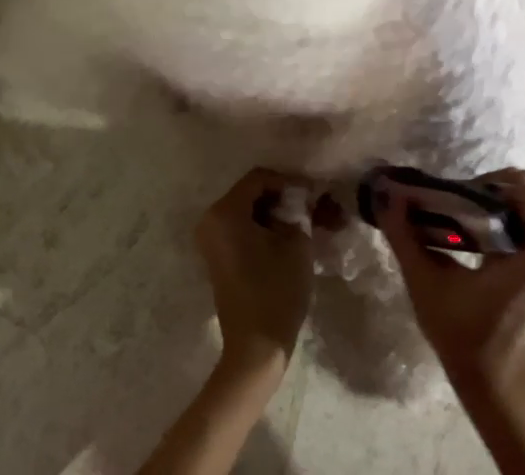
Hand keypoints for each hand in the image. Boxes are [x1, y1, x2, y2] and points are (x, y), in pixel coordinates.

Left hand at [194, 168, 315, 375]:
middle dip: (283, 198)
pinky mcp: (217, 256)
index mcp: (225, 212)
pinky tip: (288, 239)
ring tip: (306, 224)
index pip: (259, 179)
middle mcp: (210, 220)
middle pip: (251, 194)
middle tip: (314, 209)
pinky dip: (264, 228)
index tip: (314, 196)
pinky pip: (241, 229)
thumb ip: (299, 212)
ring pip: (248, 212)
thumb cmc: (277, 291)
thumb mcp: (296, 244)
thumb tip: (301, 198)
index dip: (289, 183)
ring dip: (276, 214)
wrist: (256, 346)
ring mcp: (211, 239)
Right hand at [379, 168, 524, 384]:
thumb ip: (403, 236)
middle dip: (490, 187)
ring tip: (458, 210)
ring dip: (493, 198)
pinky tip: (467, 226)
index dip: (496, 183)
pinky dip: (498, 212)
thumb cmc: (461, 331)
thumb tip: (386, 196)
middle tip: (455, 198)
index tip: (461, 193)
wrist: (491, 373)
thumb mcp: (425, 282)